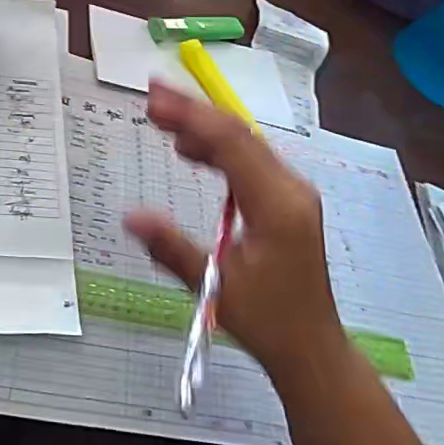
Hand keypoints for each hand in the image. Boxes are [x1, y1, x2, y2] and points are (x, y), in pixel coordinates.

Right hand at [123, 82, 342, 375]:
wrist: (312, 348)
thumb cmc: (268, 320)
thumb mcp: (215, 285)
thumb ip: (172, 246)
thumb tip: (130, 215)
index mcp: (276, 204)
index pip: (230, 144)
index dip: (190, 116)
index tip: (153, 99)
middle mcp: (289, 189)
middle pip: (238, 134)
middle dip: (193, 110)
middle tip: (151, 96)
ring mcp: (290, 193)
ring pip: (243, 143)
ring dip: (203, 126)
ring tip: (161, 116)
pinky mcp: (284, 201)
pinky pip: (248, 160)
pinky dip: (216, 147)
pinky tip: (190, 150)